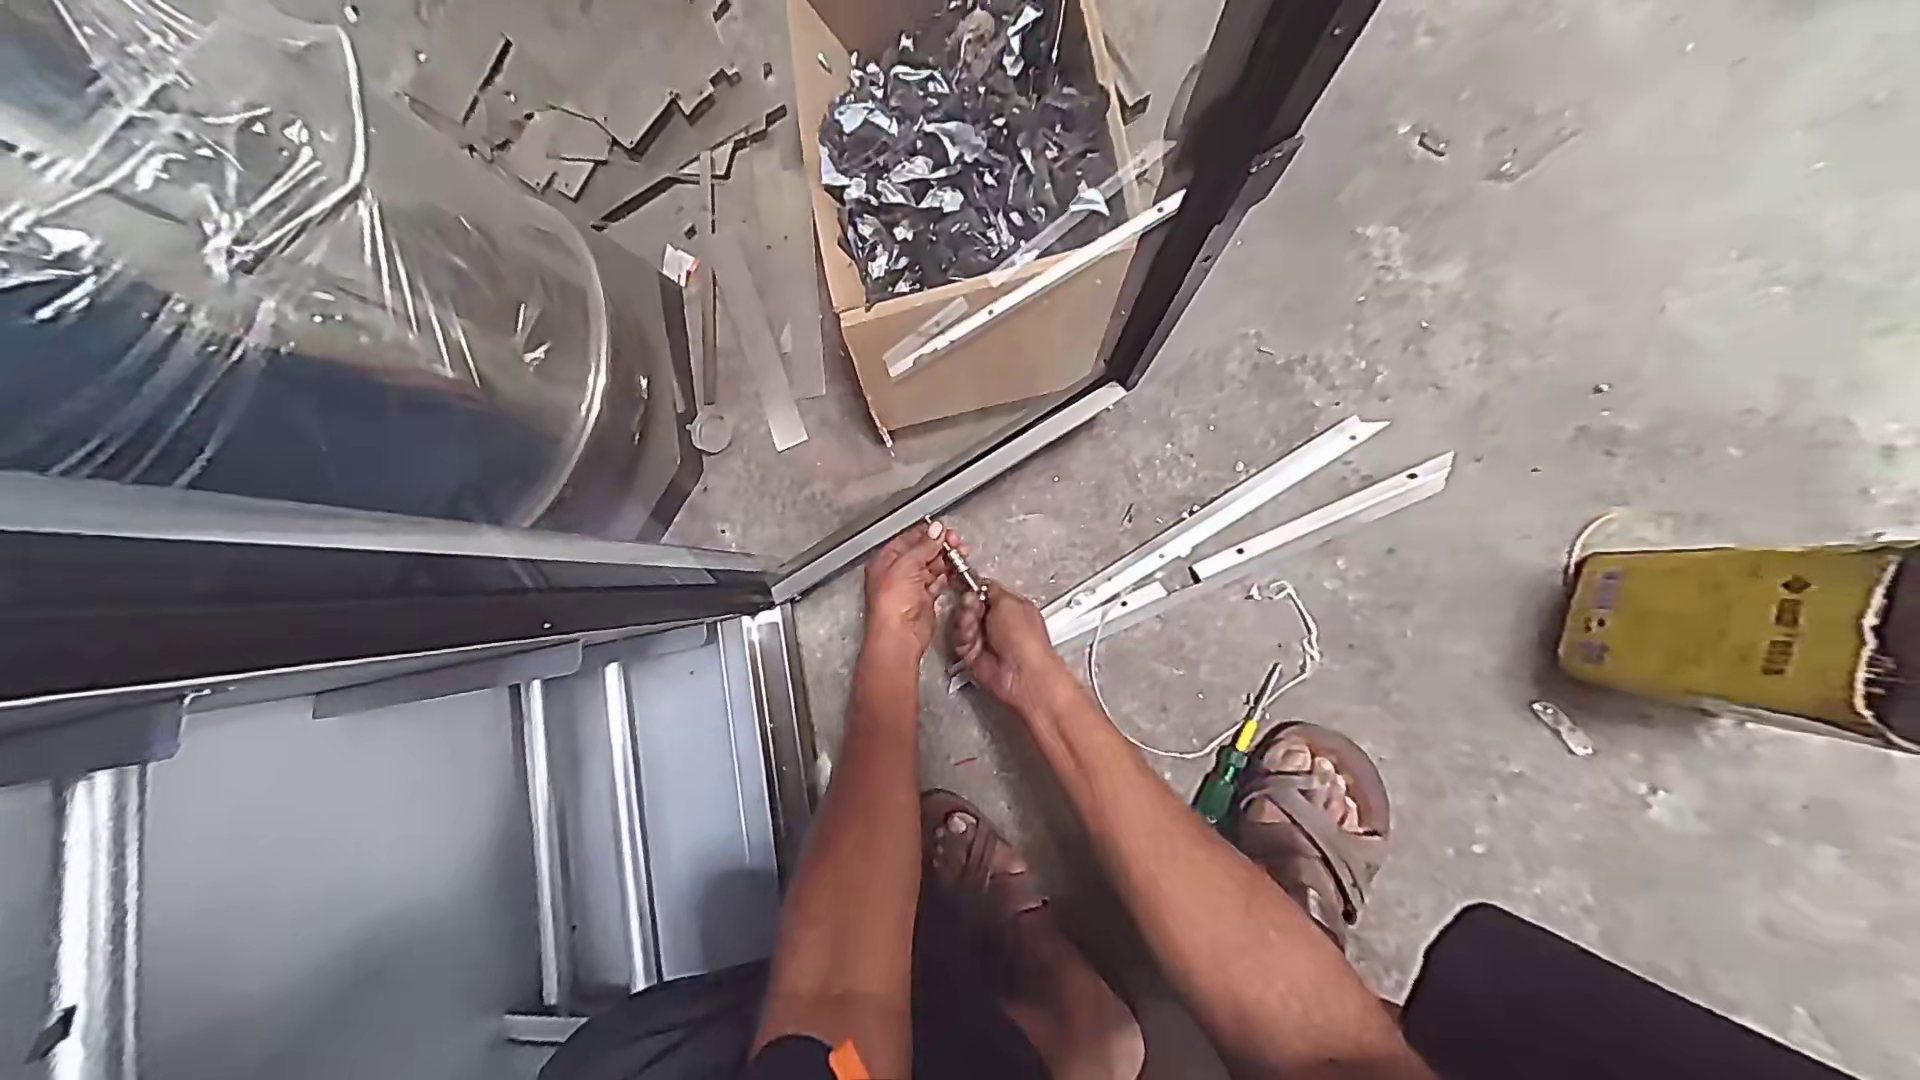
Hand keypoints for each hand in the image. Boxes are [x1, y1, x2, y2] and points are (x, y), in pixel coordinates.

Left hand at [863, 521, 960, 657]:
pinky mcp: (924, 600)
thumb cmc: (894, 600)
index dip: (925, 533)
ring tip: (962, 552)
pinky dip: (947, 574)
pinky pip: (937, 582)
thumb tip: (937, 529)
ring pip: (931, 567)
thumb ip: (924, 546)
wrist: (899, 635)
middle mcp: (897, 573)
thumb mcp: (906, 565)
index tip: (943, 529)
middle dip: (939, 545)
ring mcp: (911, 587)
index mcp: (885, 561)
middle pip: (921, 552)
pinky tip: (957, 568)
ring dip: (946, 559)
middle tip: (956, 541)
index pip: (907, 540)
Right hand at [951, 581, 1076, 714]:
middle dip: (968, 604)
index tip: (958, 581)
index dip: (972, 587)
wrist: (1021, 672)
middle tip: (972, 606)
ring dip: (964, 621)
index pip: (985, 591)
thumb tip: (979, 584)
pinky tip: (970, 638)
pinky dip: (962, 637)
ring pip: (961, 621)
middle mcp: (996, 621)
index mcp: (1010, 606)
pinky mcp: (972, 653)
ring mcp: (984, 637)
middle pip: (969, 605)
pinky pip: (958, 639)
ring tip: (973, 625)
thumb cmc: (1024, 637)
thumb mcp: (1008, 602)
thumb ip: (991, 589)